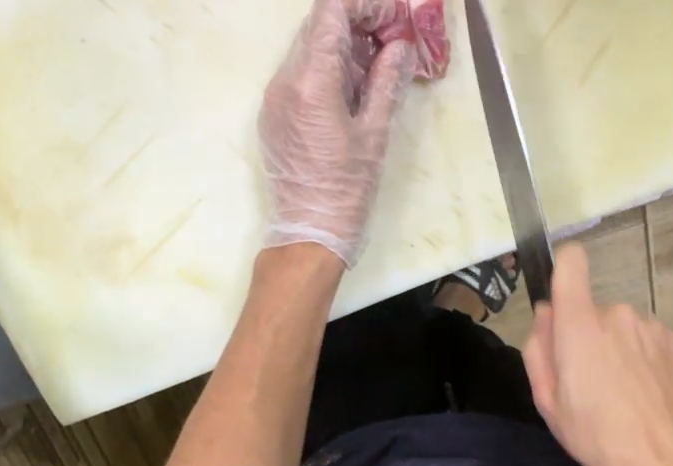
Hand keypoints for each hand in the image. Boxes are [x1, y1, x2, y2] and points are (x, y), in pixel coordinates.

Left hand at [259, 0, 415, 266]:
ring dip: (344, 47)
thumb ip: (386, 81)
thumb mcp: (374, 133)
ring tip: (376, 69)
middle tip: (392, 42)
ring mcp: (274, 100)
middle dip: (359, 23)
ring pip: (309, 49)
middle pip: (319, 26)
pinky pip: (299, 76)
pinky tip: (352, 92)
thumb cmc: (345, 191)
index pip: (333, 9)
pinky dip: (328, 71)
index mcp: (310, 82)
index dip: (367, 4)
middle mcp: (284, 82)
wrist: (309, 235)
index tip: (395, 19)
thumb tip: (399, 46)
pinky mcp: (274, 117)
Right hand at [521, 243, 672, 465]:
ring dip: (613, 347)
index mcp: (579, 326)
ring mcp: (649, 325)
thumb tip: (545, 316)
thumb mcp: (547, 401)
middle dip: (585, 336)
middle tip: (585, 381)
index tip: (561, 299)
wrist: (658, 455)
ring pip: (619, 326)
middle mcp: (616, 313)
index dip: (563, 272)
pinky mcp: (672, 339)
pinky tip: (640, 390)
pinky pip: (643, 339)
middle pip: (591, 310)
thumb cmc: (593, 433)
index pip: (571, 264)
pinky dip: (638, 357)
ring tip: (616, 390)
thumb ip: (538, 350)